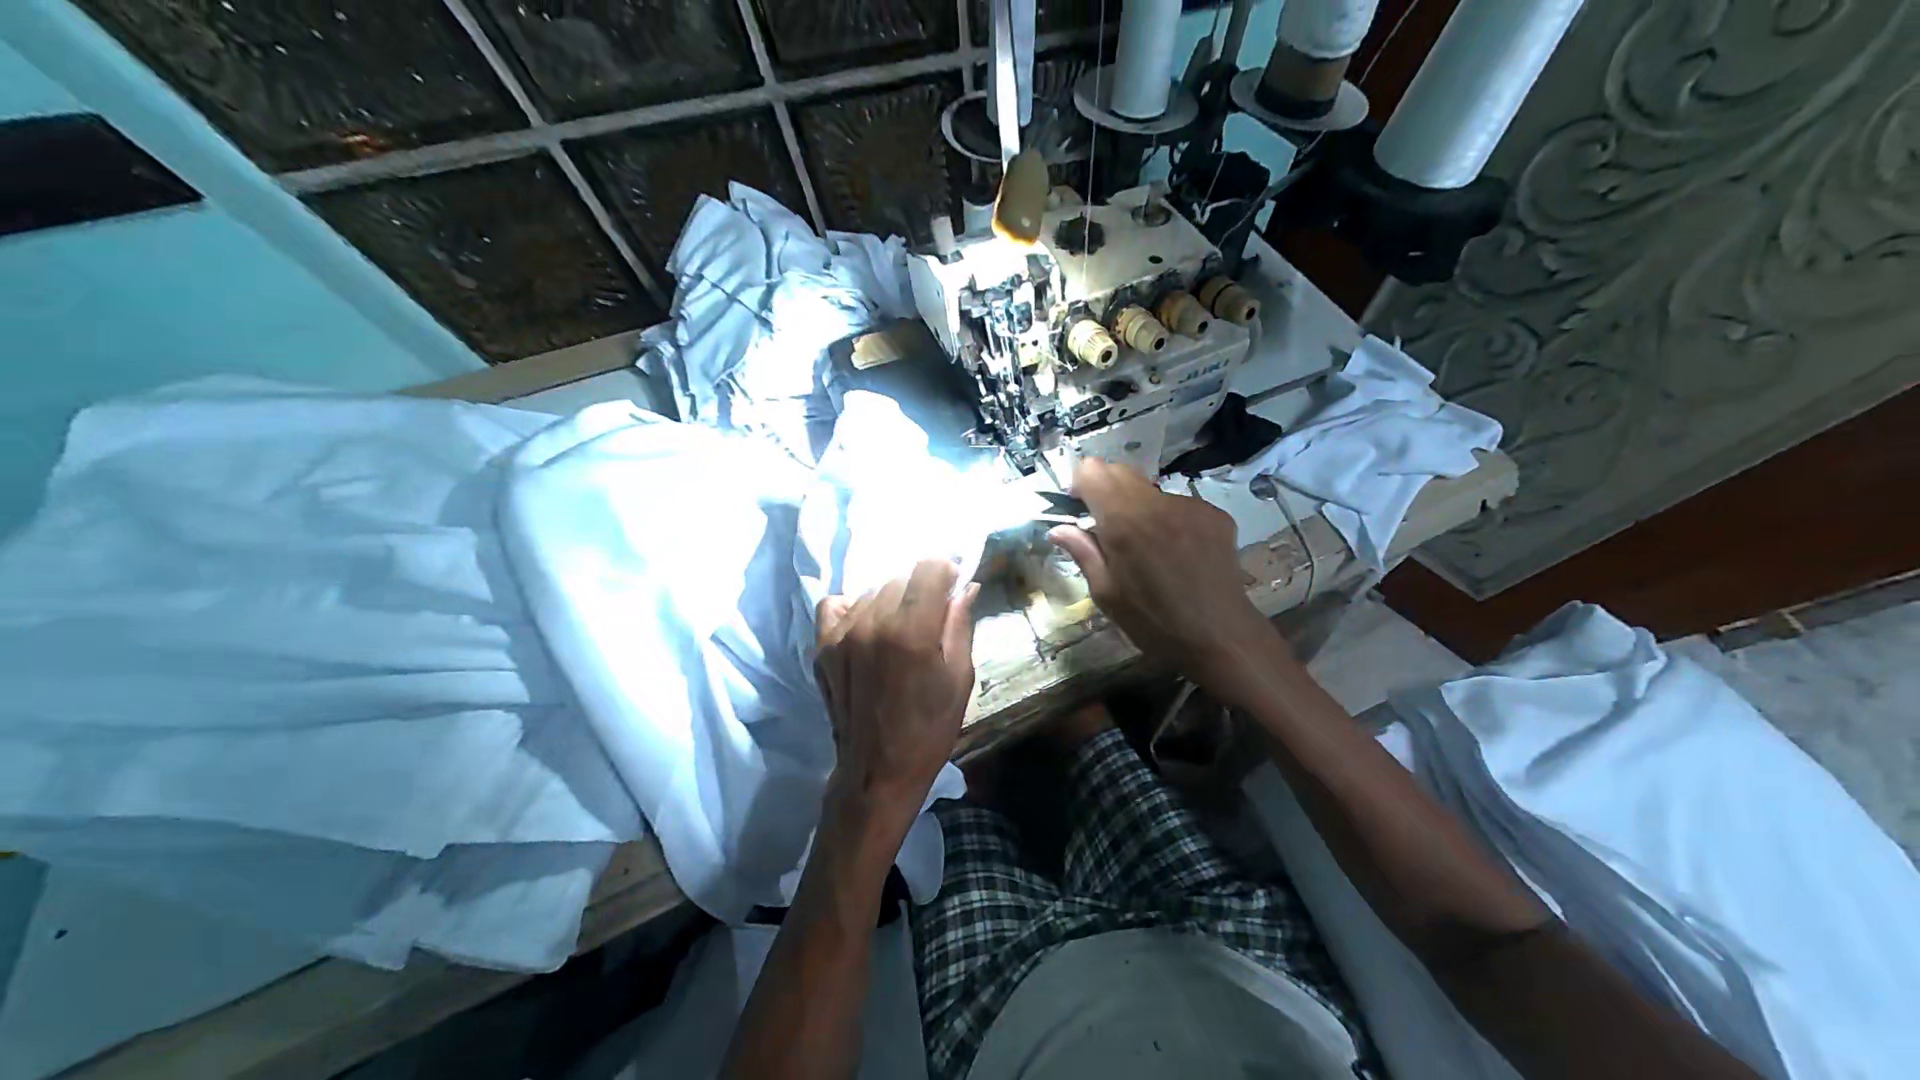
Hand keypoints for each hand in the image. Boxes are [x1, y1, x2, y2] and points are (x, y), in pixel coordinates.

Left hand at [814, 560, 979, 829]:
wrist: (878, 770)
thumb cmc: (929, 728)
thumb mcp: (960, 678)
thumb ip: (960, 624)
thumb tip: (966, 585)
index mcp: (911, 630)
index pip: (928, 566)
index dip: (946, 570)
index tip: (952, 586)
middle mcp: (872, 622)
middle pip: (901, 577)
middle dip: (921, 589)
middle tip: (930, 619)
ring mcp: (841, 633)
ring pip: (873, 591)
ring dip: (891, 601)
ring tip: (899, 632)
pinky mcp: (822, 646)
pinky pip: (837, 604)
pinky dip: (855, 609)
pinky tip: (867, 630)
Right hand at [1047, 458, 1285, 701]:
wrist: (1221, 637)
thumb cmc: (1154, 623)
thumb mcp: (1107, 594)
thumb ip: (1083, 552)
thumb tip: (1058, 528)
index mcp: (1125, 522)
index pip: (1092, 471)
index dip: (1080, 485)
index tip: (1080, 509)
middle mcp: (1158, 503)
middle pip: (1121, 472)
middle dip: (1107, 493)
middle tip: (1107, 529)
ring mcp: (1191, 506)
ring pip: (1151, 491)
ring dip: (1139, 508)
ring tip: (1148, 549)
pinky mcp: (1215, 515)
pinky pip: (1179, 505)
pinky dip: (1169, 520)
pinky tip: (1177, 554)